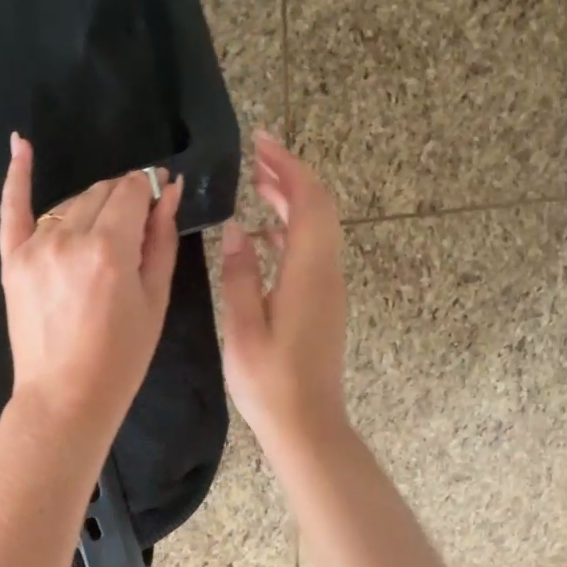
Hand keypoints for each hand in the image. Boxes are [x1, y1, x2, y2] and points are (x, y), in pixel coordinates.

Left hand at [0, 133, 181, 440]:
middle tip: (133, 232)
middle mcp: (68, 238)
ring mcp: (34, 248)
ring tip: (102, 238)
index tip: (155, 204)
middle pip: (101, 193)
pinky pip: (12, 209)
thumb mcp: (155, 302)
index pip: (131, 192)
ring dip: (91, 208)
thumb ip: (161, 240)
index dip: (148, 193)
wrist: (65, 399)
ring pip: (70, 202)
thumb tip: (168, 191)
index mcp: (109, 250)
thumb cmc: (121, 360)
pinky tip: (21, 145)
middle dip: (122, 201)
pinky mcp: (12, 261)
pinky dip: (16, 177)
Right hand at [219, 132, 348, 449]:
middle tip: (258, 155)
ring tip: (257, 183)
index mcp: (307, 273)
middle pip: (319, 208)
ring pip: (318, 229)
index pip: (308, 202)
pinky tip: (263, 235)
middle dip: (291, 175)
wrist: (307, 425)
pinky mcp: (323, 304)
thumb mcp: (243, 329)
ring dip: (292, 200)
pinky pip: (312, 251)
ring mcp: (328, 290)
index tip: (262, 140)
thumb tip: (238, 229)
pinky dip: (291, 229)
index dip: (288, 166)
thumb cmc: (270, 383)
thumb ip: (240, 275)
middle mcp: (325, 274)